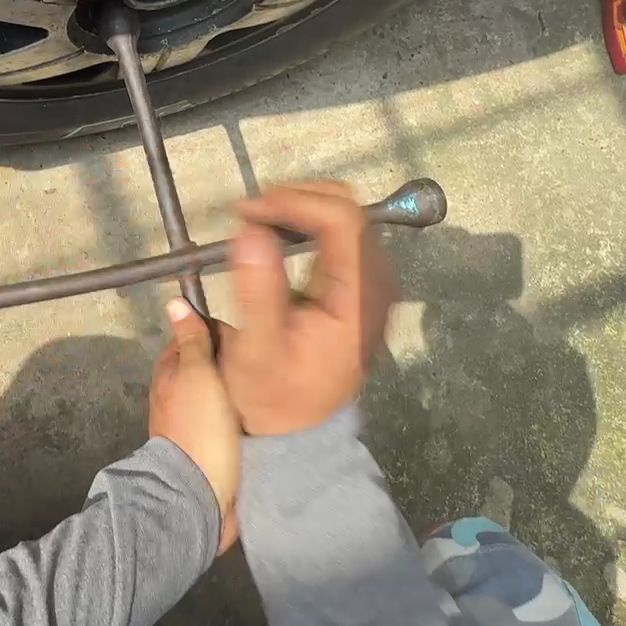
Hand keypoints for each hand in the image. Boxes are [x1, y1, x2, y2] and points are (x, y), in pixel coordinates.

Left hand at [146, 297, 240, 552]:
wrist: (201, 496)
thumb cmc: (199, 427)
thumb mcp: (197, 373)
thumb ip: (191, 339)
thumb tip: (174, 301)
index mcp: (169, 374)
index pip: (193, 337)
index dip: (216, 332)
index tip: (243, 335)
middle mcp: (177, 395)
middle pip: (208, 365)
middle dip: (231, 362)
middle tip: (263, 360)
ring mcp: (193, 422)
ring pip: (220, 393)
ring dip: (239, 389)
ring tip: (269, 385)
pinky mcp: (210, 446)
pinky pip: (228, 420)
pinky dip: (241, 413)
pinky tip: (262, 413)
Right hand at [219, 181, 396, 436]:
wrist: (298, 427)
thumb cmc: (274, 394)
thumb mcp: (257, 351)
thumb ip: (258, 292)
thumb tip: (251, 232)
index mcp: (360, 300)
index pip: (343, 222)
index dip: (295, 203)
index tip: (249, 210)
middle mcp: (376, 283)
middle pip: (347, 208)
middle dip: (295, 198)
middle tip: (248, 213)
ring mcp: (371, 280)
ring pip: (344, 213)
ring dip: (298, 206)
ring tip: (255, 220)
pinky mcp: (358, 280)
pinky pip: (338, 230)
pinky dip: (304, 220)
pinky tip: (273, 232)